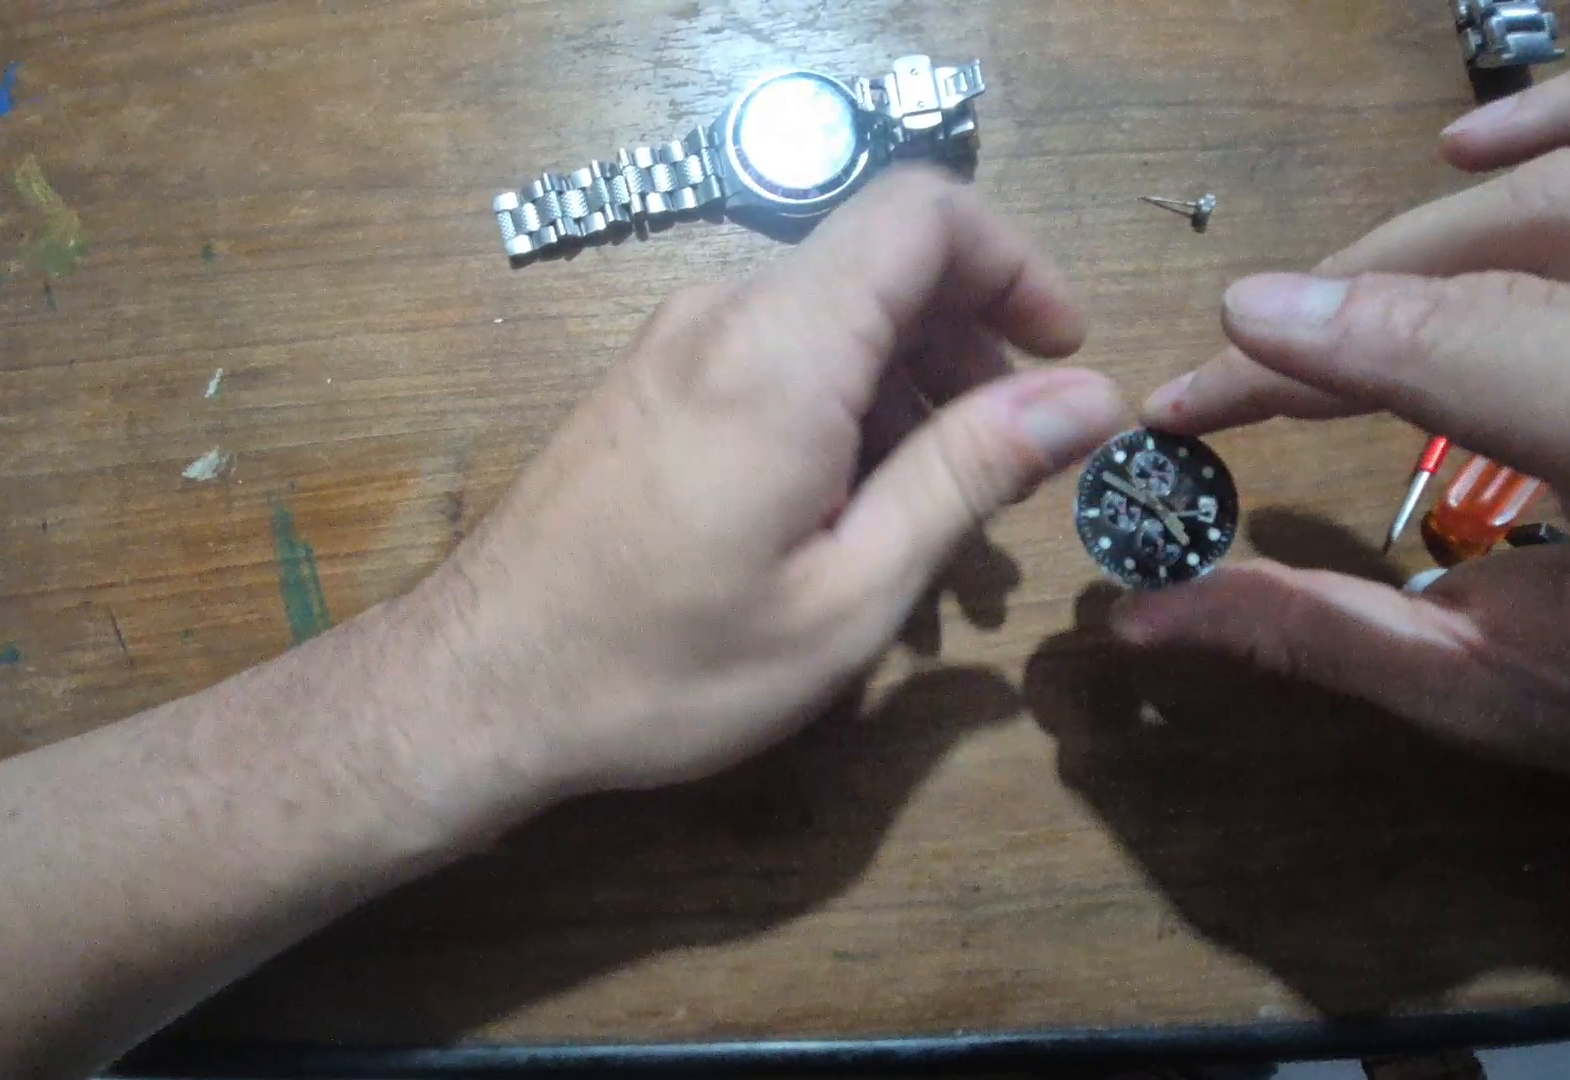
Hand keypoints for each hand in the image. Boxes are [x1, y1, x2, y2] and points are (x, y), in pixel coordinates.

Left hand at [432, 168, 1122, 797]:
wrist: (483, 688)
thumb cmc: (669, 666)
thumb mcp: (847, 592)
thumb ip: (965, 476)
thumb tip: (1085, 396)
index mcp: (781, 351)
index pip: (924, 216)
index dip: (1013, 264)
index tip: (1059, 351)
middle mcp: (722, 316)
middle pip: (882, 271)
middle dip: (968, 353)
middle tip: (1005, 471)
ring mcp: (675, 345)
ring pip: (831, 323)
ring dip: (906, 398)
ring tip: (932, 517)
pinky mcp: (651, 385)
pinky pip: (774, 361)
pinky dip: (841, 412)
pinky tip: (845, 510)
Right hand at [1120, 59, 1569, 808]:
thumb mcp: (1486, 686)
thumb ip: (1315, 635)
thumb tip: (1141, 612)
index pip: (1561, 371)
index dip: (1384, 338)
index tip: (1230, 337)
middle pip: (1535, 249)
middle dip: (1338, 312)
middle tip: (1224, 391)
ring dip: (1396, 249)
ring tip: (1298, 320)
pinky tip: (1462, 147)